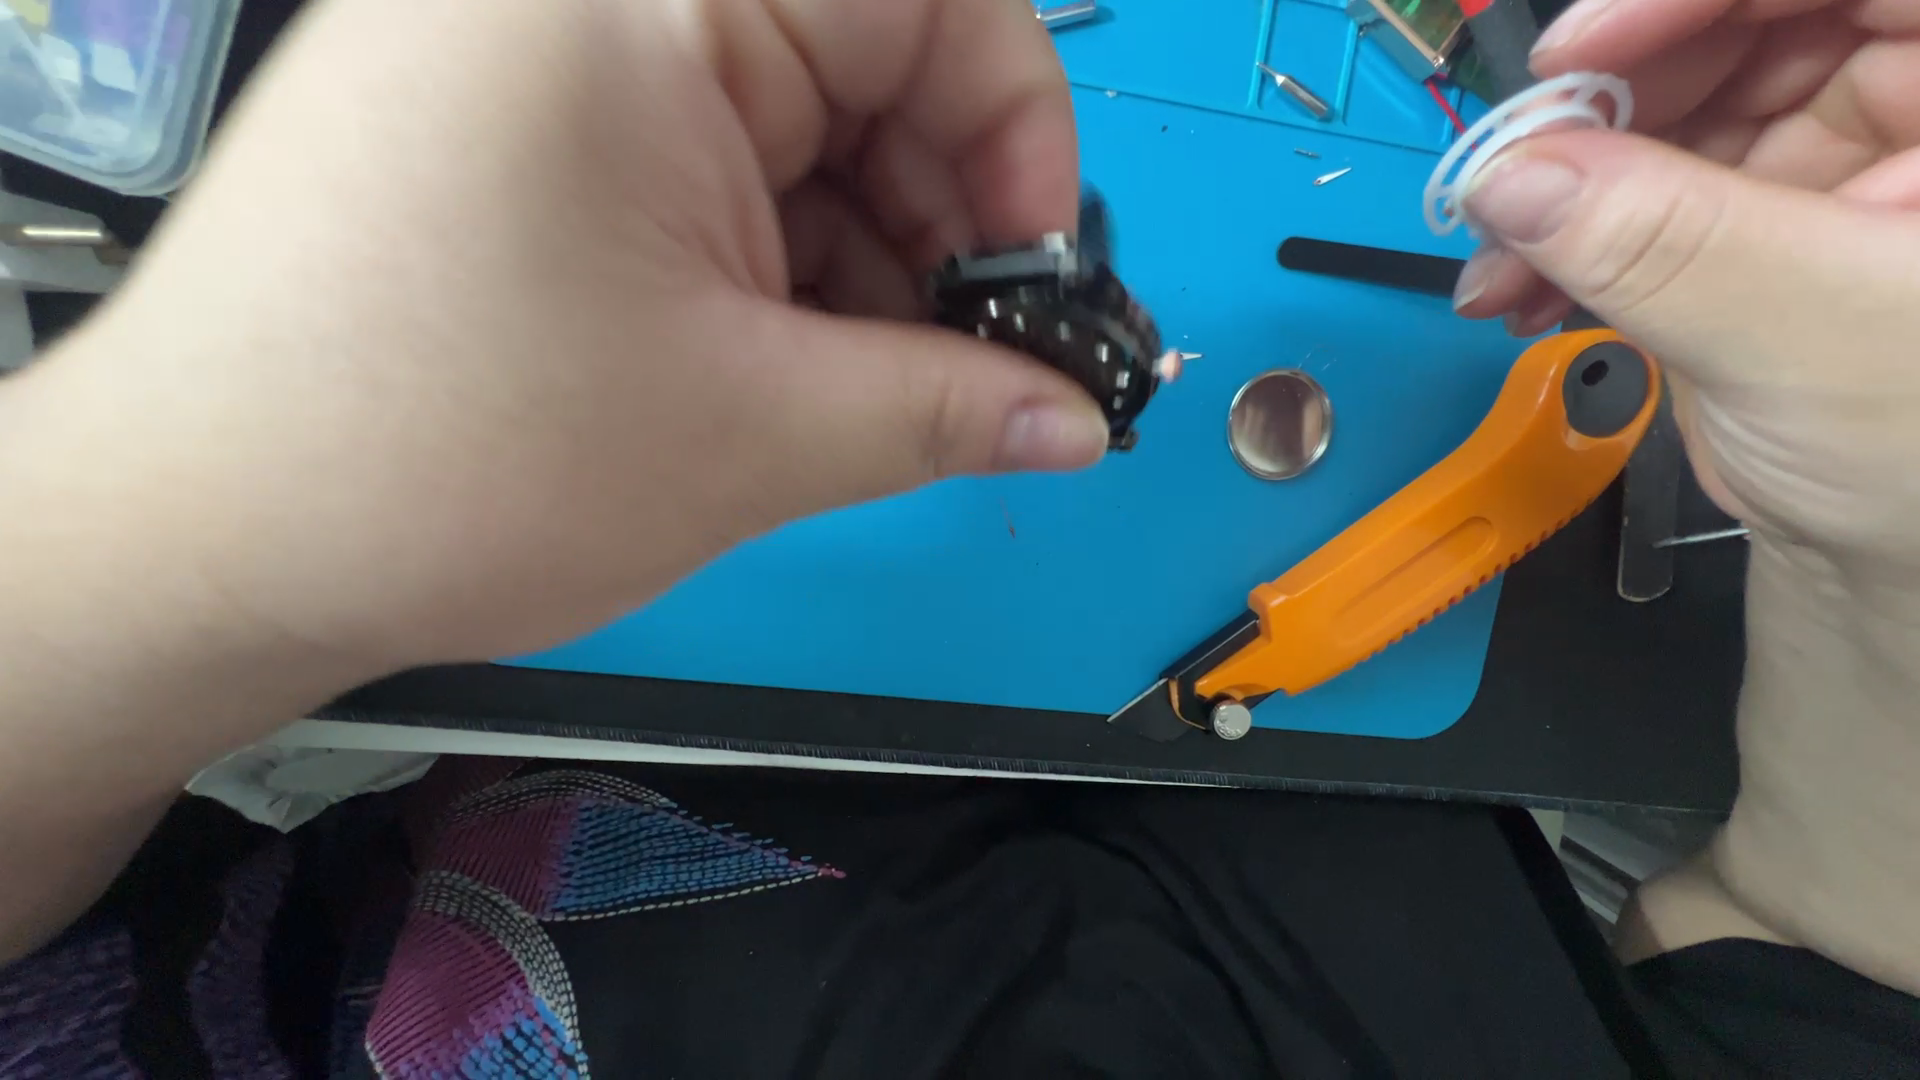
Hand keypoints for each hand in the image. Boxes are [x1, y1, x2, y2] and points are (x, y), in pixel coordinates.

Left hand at [9, 0, 1108, 674]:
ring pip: (820, 152)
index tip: (1036, 283)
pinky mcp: (569, 156)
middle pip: (878, 74)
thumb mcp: (757, 438)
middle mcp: (611, 5)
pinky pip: (750, 197)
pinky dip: (813, 289)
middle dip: (951, 230)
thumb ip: (949, 414)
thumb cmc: (477, 471)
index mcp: (644, 1)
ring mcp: (583, 77)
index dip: (1019, 134)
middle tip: (983, 368)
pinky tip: (821, 380)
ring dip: (885, 280)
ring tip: (897, 399)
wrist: (226, 545)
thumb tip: (1081, 421)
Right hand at [1448, 0, 1919, 576]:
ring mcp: (1842, 151)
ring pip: (1671, 123)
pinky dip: (1562, 244)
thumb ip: (1659, 245)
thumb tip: (1502, 176)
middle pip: (1749, 32)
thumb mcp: (1810, 337)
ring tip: (1493, 278)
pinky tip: (1516, 295)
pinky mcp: (1754, 214)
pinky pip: (1637, 197)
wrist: (1903, 551)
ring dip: (1557, 201)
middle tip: (1501, 191)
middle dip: (1602, 118)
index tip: (1567, 59)